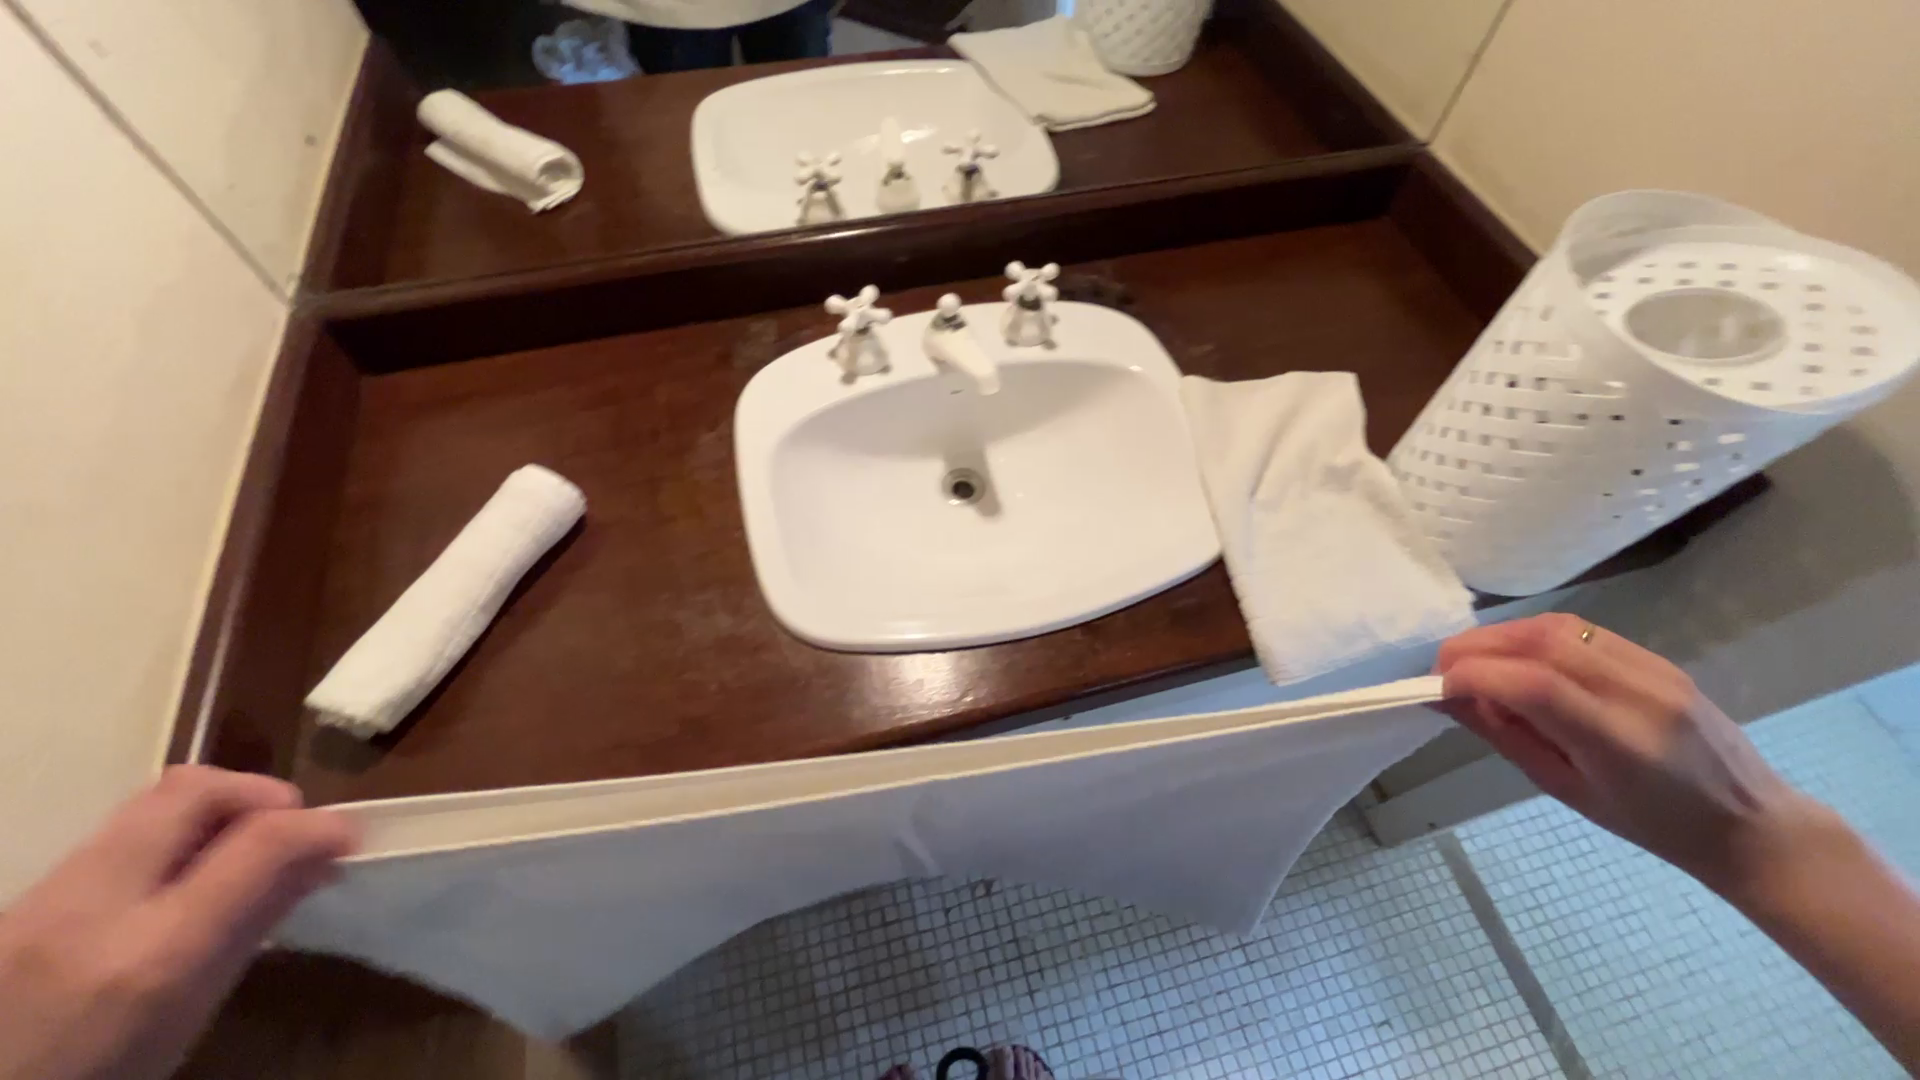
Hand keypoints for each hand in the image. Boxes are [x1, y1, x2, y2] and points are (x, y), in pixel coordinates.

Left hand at [0, 766, 357, 1079]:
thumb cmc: (102, 1070)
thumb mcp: (193, 1013)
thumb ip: (254, 924)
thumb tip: (319, 859)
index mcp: (152, 952)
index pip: (259, 842)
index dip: (319, 824)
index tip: (349, 834)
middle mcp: (92, 907)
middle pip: (190, 789)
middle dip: (258, 791)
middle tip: (291, 820)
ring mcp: (42, 895)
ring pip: (149, 802)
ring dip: (215, 810)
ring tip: (242, 846)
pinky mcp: (24, 893)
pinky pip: (117, 832)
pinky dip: (171, 833)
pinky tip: (182, 872)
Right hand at [1435, 614, 1822, 894]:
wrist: (1750, 823)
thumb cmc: (1650, 823)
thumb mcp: (1563, 788)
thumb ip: (1502, 735)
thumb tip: (1443, 698)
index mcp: (1618, 741)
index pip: (1531, 684)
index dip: (1471, 675)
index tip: (1434, 688)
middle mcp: (1638, 693)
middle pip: (1539, 641)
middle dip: (1474, 647)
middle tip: (1441, 670)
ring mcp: (1652, 669)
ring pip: (1554, 626)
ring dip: (1498, 635)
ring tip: (1472, 661)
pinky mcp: (1654, 657)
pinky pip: (1578, 630)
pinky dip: (1529, 635)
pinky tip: (1514, 657)